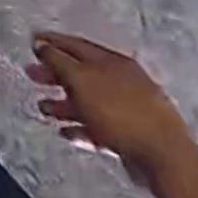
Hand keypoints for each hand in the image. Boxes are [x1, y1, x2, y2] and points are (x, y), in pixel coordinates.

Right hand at [27, 32, 197, 175]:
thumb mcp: (79, 79)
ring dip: (64, 104)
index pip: (75, 44)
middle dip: (54, 74)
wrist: (164, 157)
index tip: (33, 41)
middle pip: (81, 72)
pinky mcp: (134, 134)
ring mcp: (131, 107)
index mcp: (112, 60)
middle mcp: (123, 79)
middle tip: (34, 75)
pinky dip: (82, 126)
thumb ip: (57, 60)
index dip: (51, 41)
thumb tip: (43, 45)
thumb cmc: (121, 111)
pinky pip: (101, 125)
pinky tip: (69, 132)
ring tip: (45, 109)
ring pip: (89, 100)